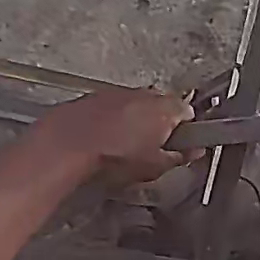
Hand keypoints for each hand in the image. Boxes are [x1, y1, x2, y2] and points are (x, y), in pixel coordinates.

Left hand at [30, 86, 197, 183]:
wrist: (64, 148)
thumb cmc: (115, 158)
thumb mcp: (155, 166)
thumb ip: (180, 156)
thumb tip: (194, 152)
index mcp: (166, 108)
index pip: (187, 111)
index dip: (185, 127)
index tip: (180, 142)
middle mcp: (145, 94)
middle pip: (161, 103)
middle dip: (160, 120)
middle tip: (152, 145)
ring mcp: (118, 92)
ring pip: (136, 103)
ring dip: (135, 117)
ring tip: (124, 143)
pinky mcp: (93, 96)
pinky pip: (111, 105)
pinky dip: (111, 117)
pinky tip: (103, 137)